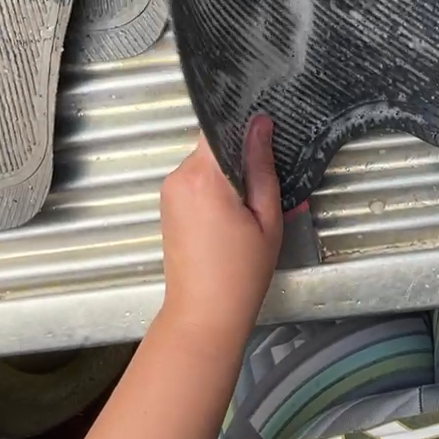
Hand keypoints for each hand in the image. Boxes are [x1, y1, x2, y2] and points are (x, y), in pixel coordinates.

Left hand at [159, 115, 282, 339]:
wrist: (204, 312)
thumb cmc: (240, 273)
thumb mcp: (267, 218)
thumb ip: (263, 169)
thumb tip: (261, 126)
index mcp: (204, 178)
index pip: (221, 127)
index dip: (246, 127)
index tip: (268, 136)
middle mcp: (179, 178)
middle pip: (213, 145)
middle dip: (241, 156)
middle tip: (269, 179)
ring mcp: (170, 192)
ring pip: (206, 163)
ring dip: (230, 174)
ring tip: (253, 204)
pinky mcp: (169, 205)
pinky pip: (196, 181)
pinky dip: (217, 188)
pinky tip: (236, 213)